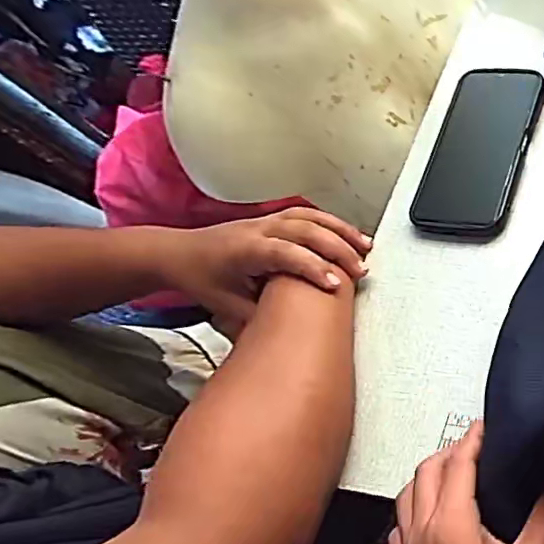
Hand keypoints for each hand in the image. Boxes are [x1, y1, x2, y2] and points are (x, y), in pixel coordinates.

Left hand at [156, 208, 370, 328]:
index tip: (336, 286)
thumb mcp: (228, 306)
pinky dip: (333, 222)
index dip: (313, 268)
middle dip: (338, 249)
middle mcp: (258, 230)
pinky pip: (308, 214)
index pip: (285, 254)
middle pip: (306, 230)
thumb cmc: (201, 280)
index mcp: (244, 250)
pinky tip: (350, 235)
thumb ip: (262, 314)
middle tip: (362, 271)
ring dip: (342, 230)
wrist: (176, 254)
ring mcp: (267, 220)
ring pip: (311, 217)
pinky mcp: (274, 219)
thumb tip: (292, 329)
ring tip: (367, 247)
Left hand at [389, 422, 543, 543]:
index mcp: (451, 522)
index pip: (458, 463)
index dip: (474, 438)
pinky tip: (432, 514)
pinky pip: (401, 522)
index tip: (491, 422)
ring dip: (430, 472)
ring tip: (459, 470)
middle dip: (452, 449)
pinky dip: (414, 503)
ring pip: (407, 493)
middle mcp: (422, 529)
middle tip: (482, 444)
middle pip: (427, 470)